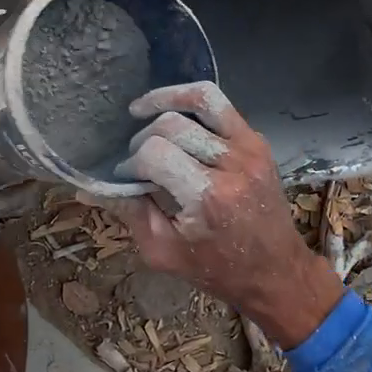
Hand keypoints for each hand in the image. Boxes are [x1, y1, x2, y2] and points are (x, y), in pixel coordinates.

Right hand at [101, 82, 344, 348]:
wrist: (276, 271)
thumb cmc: (217, 268)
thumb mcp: (163, 252)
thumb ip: (130, 213)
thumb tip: (96, 186)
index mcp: (207, 195)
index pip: (155, 154)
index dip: (131, 164)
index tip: (127, 179)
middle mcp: (231, 164)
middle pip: (173, 125)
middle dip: (143, 138)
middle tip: (135, 160)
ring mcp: (250, 147)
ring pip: (202, 100)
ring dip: (166, 100)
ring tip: (141, 109)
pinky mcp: (258, 142)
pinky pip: (222, 106)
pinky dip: (194, 104)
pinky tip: (174, 115)